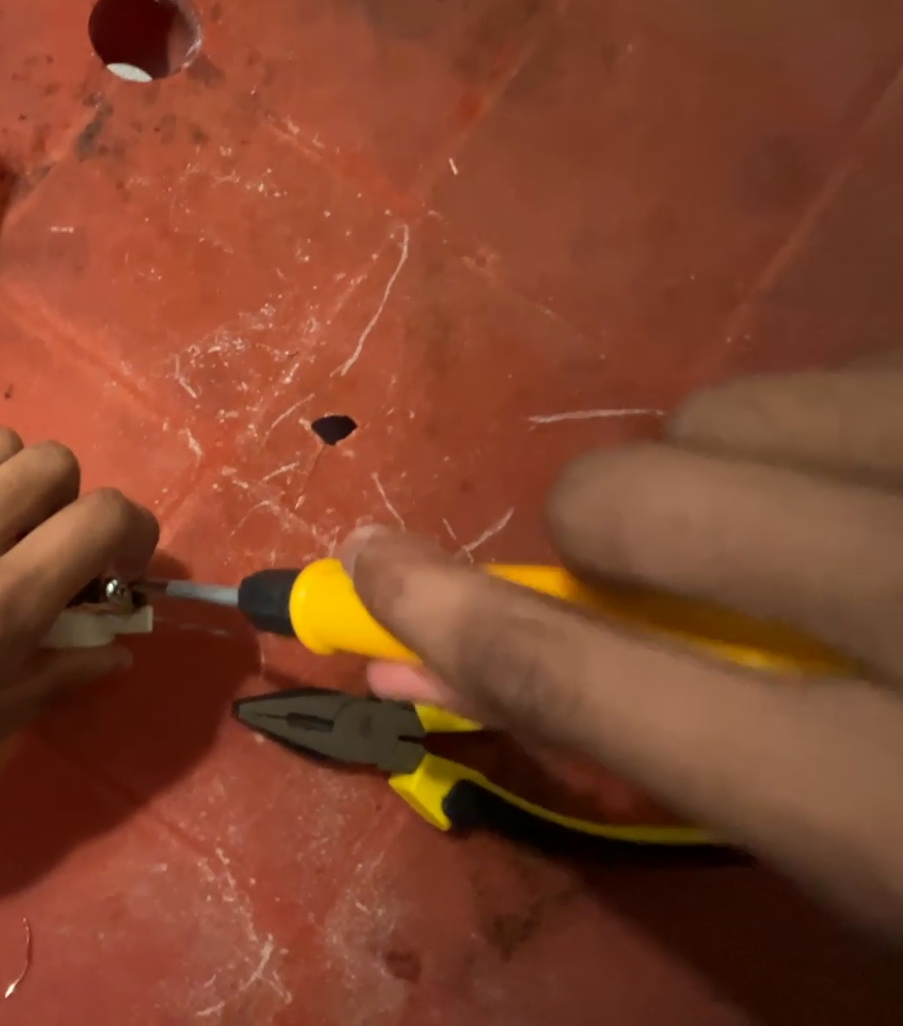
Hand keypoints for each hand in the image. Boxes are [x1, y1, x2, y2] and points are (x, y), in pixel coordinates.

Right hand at [345, 355, 902, 937]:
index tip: (368, 565)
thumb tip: (427, 654)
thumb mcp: (855, 850)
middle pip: (638, 489)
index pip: (579, 675)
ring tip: (865, 535)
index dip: (446, 612)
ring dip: (759, 472)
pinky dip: (870, 432)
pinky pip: (881, 368)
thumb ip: (636, 740)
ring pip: (761, 401)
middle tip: (700, 582)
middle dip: (625, 535)